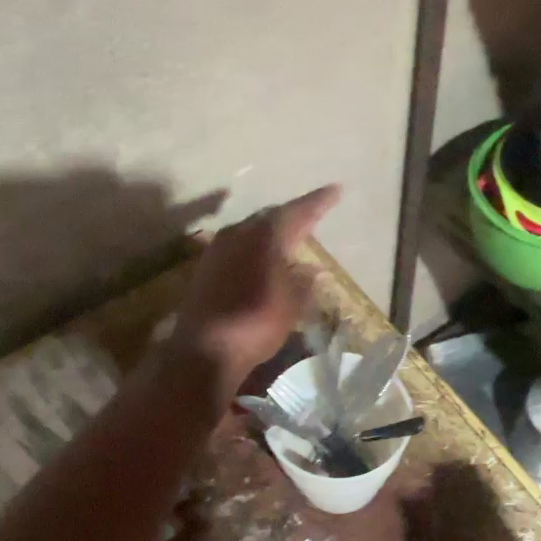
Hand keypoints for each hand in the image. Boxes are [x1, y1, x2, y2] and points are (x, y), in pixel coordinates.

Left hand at [167, 184, 337, 398]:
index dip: (319, 202)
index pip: (298, 211)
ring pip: (250, 232)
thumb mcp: (291, 305)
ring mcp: (217, 250)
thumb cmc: (256, 323)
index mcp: (265, 235)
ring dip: (270, 234)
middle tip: (311, 217)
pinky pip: (237, 248)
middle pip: (270, 218)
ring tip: (288, 240)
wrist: (204, 350)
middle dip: (292, 217)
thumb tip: (312, 270)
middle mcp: (238, 233)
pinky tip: (262, 262)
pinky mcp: (205, 269)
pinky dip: (254, 250)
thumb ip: (304, 283)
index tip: (337, 190)